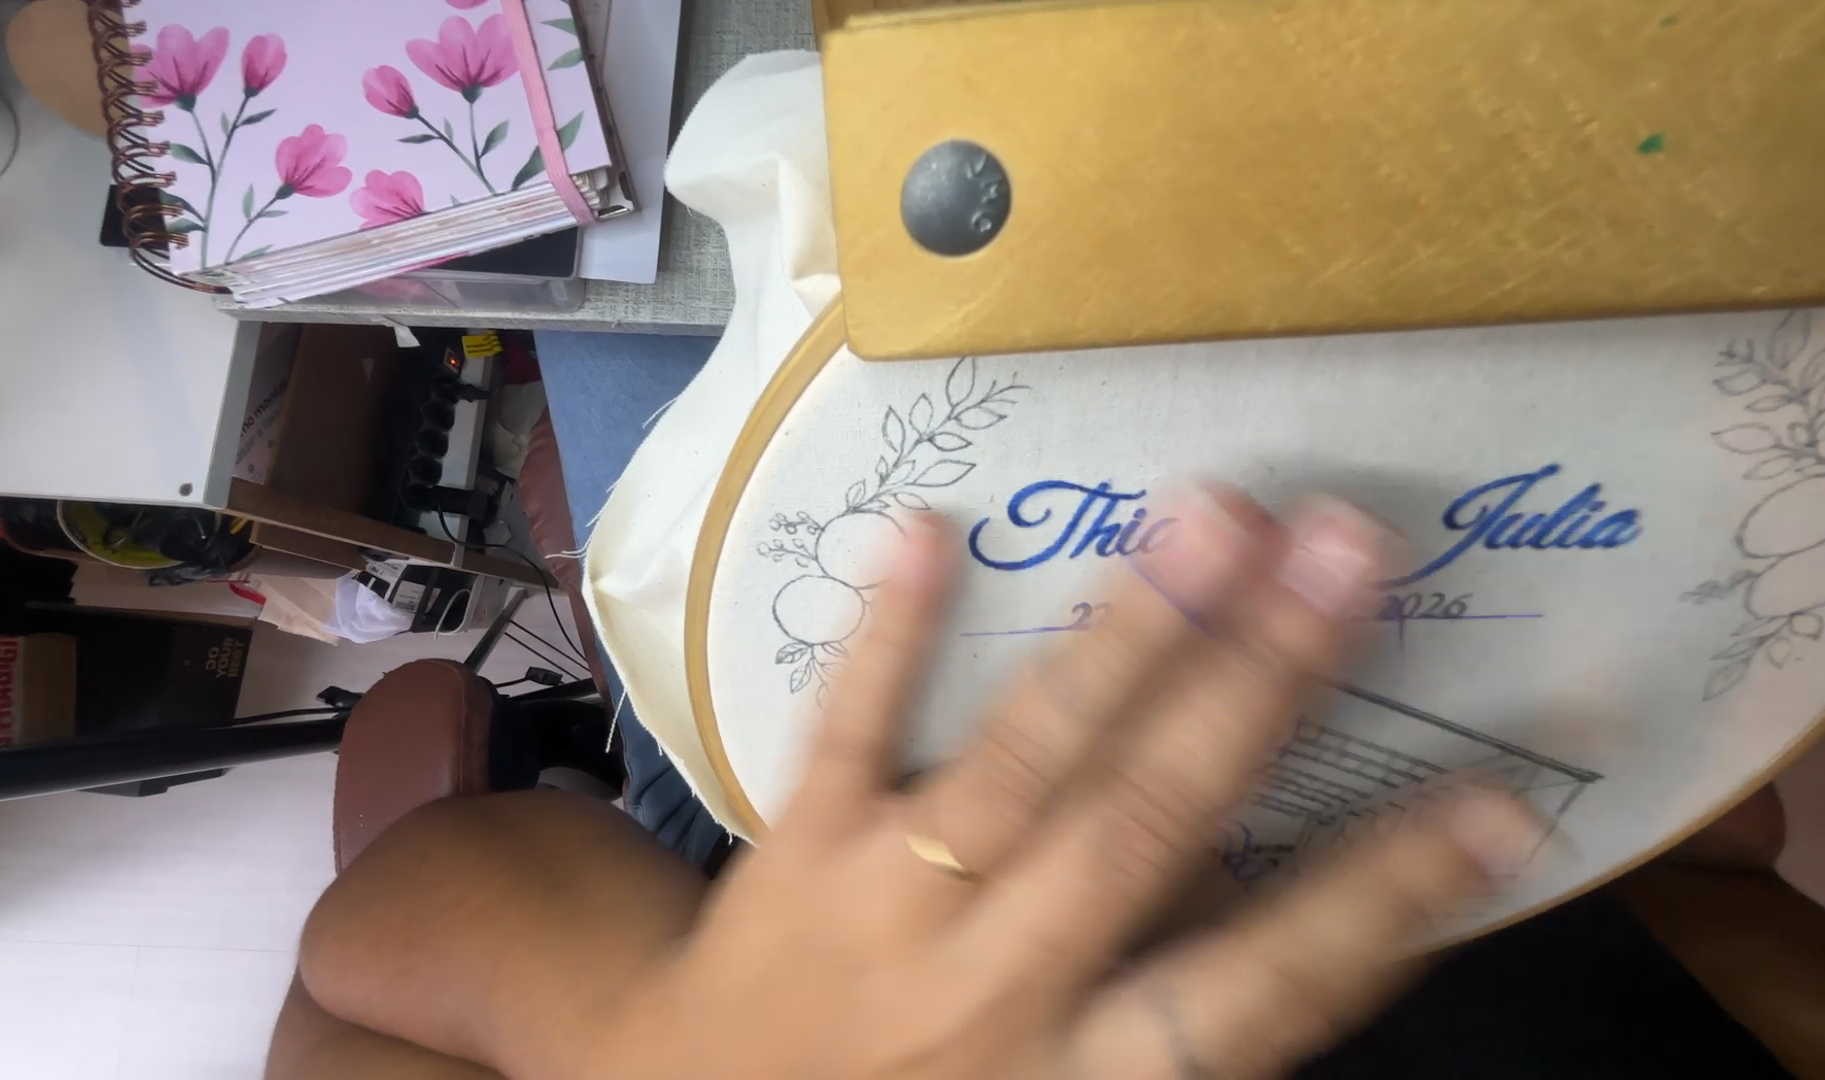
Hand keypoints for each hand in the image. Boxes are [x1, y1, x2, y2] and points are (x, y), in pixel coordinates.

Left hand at [574, 486, 1543, 1079]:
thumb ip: (1144, 1026)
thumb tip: (1274, 919)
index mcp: (1077, 1072)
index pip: (1259, 990)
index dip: (1380, 898)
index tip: (1498, 802)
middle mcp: (997, 977)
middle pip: (1149, 821)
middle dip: (1257, 684)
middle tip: (1341, 551)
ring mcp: (888, 894)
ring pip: (1024, 758)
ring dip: (1123, 635)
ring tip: (1204, 520)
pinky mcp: (800, 839)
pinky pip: (849, 726)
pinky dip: (892, 631)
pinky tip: (926, 527)